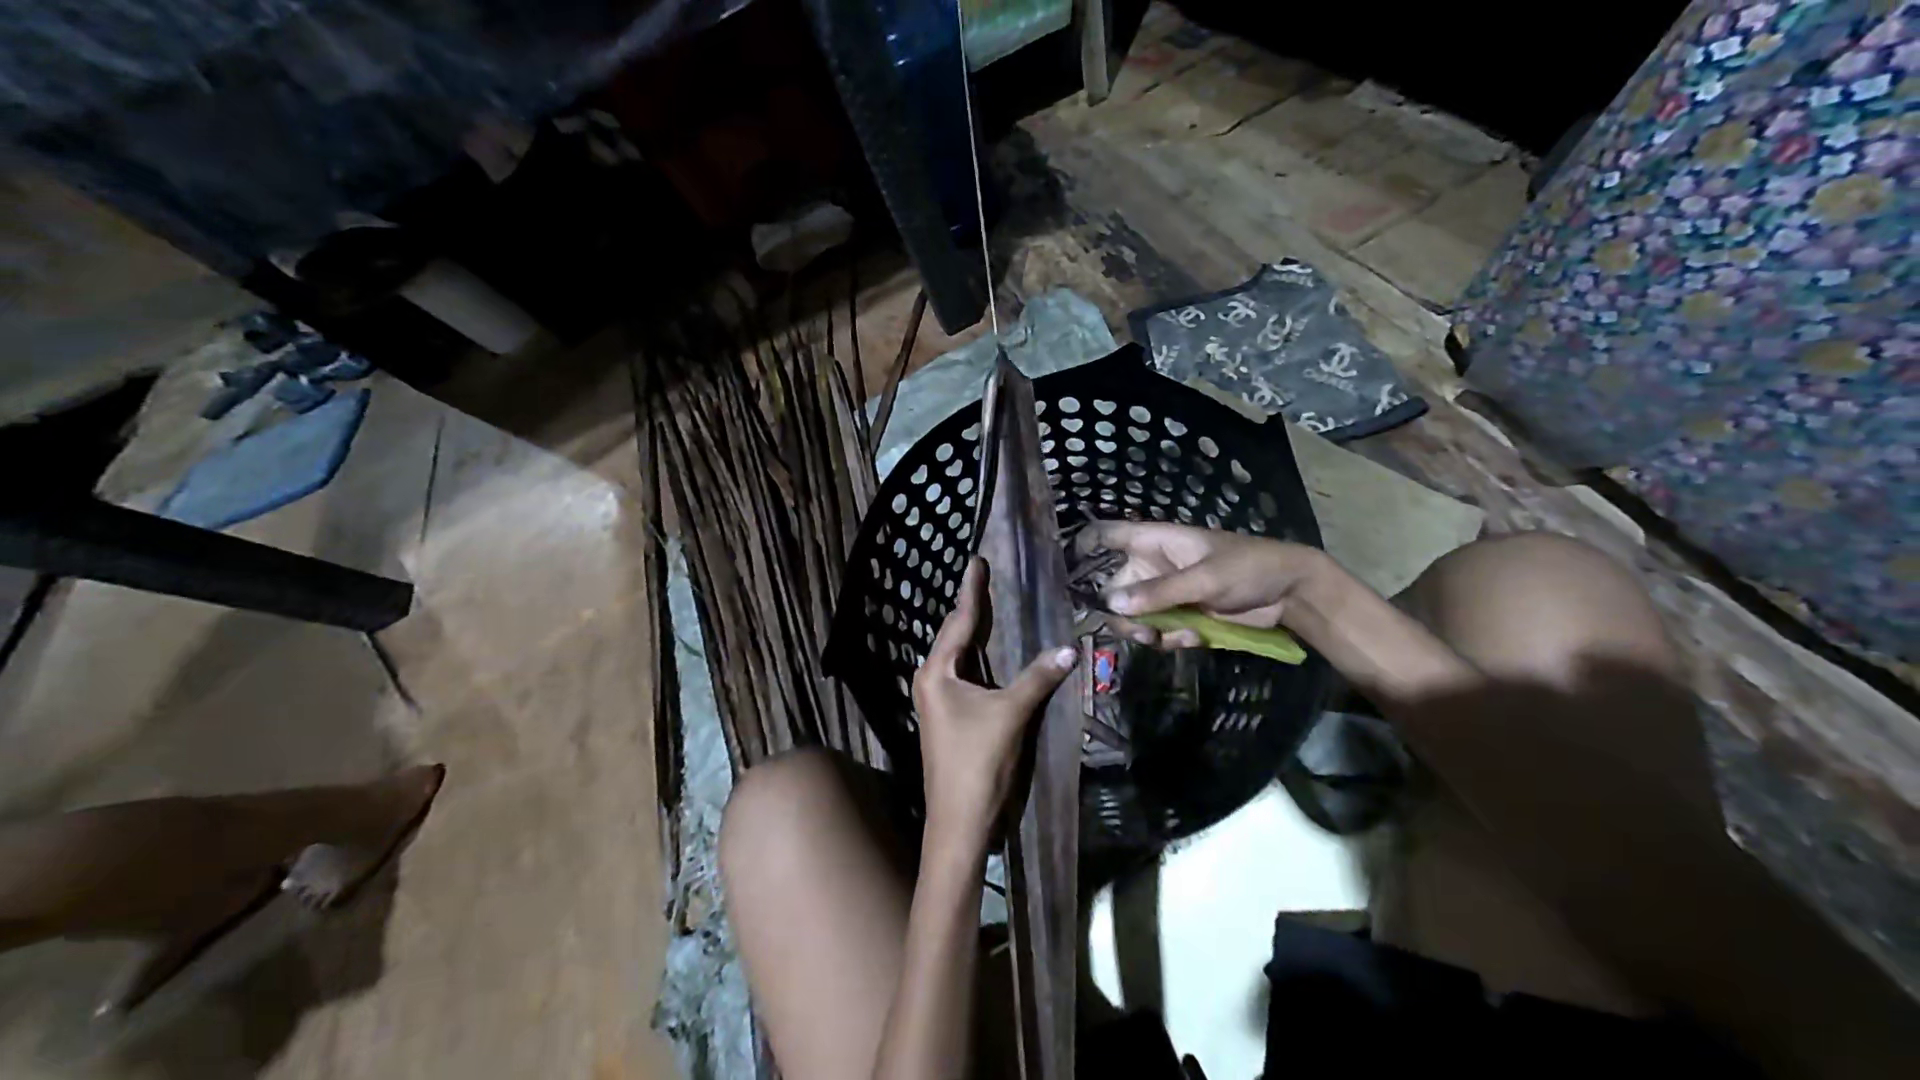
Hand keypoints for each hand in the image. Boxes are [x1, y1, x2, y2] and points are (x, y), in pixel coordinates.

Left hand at [912, 558, 1076, 844]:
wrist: (960, 818)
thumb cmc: (979, 761)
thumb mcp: (1010, 714)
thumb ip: (1038, 678)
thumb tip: (1069, 646)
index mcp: (938, 672)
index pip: (959, 621)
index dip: (972, 590)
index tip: (976, 561)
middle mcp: (931, 680)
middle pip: (954, 635)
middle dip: (971, 607)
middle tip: (984, 577)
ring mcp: (938, 699)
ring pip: (959, 656)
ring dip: (974, 632)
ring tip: (988, 605)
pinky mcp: (949, 715)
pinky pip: (964, 673)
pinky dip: (979, 657)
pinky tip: (990, 653)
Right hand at [1075, 520, 1332, 644]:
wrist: (1290, 594)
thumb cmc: (1248, 568)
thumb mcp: (1204, 578)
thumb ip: (1159, 593)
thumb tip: (1112, 604)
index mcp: (1154, 542)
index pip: (1107, 535)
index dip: (1082, 546)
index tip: (1064, 572)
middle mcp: (1153, 566)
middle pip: (1116, 590)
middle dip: (1124, 615)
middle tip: (1142, 633)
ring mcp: (1167, 593)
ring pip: (1135, 616)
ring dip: (1147, 632)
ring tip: (1171, 639)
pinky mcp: (1181, 615)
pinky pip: (1158, 631)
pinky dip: (1171, 639)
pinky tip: (1195, 639)